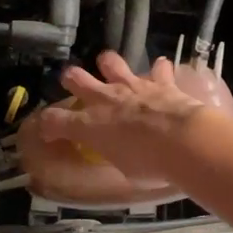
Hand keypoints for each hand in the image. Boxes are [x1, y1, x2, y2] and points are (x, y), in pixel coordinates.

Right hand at [37, 51, 211, 181]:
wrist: (184, 141)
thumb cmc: (149, 165)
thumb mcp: (124, 169)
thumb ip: (117, 155)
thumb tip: (120, 154)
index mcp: (90, 126)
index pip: (55, 121)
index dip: (49, 125)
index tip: (51, 132)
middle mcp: (105, 99)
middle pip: (76, 79)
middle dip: (71, 79)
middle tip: (74, 84)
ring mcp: (133, 86)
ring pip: (110, 62)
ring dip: (109, 64)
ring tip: (111, 69)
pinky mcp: (160, 82)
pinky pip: (158, 70)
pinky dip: (159, 71)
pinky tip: (161, 71)